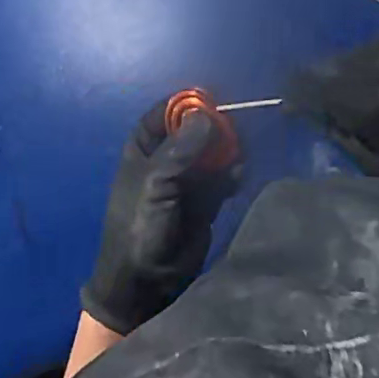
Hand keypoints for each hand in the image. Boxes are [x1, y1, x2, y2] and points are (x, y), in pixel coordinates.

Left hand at [80, 103, 238, 334]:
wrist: (146, 277)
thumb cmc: (139, 221)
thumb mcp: (156, 180)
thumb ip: (181, 149)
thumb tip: (206, 115)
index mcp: (142, 148)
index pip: (164, 114)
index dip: (184, 105)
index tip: (210, 99)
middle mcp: (164, 160)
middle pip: (193, 133)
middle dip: (212, 128)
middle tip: (234, 128)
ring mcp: (185, 181)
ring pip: (210, 155)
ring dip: (225, 151)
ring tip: (238, 152)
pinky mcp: (204, 204)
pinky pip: (221, 180)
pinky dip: (230, 174)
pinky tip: (239, 173)